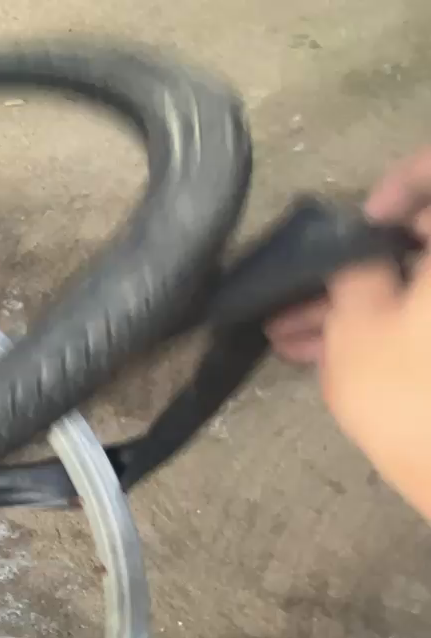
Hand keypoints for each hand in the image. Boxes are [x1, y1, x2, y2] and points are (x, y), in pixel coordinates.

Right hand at [267, 149, 430, 364]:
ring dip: (362, 299)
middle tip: (305, 294)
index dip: (411, 181)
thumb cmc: (408, 384)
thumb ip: (358, 270)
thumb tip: (364, 249)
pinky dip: (388, 322)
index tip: (365, 218)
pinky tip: (328, 350)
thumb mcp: (357, 322)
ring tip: (293, 336)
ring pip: (425, 281)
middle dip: (365, 260)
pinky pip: (427, 314)